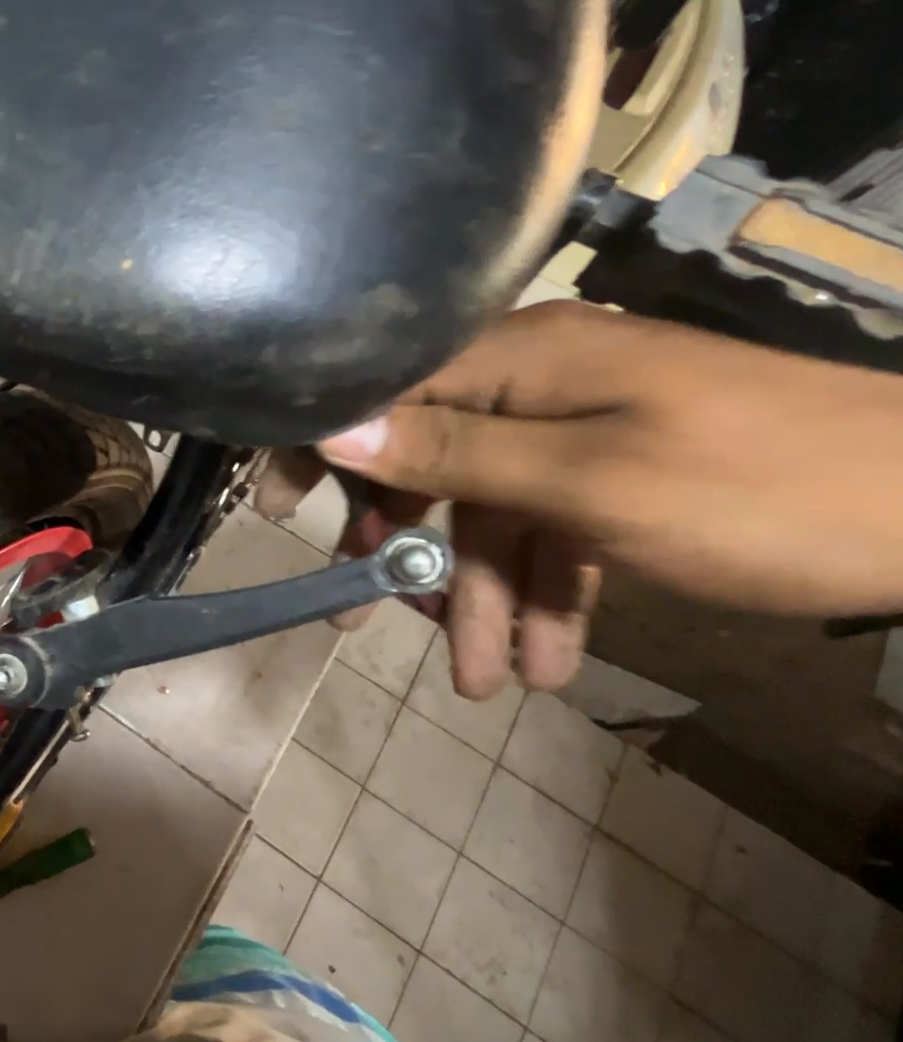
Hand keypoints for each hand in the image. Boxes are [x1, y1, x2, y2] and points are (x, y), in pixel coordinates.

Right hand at [308, 300, 902, 695]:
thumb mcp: (589, 481)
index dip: (319, 446)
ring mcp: (578, 431)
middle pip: (427, 462)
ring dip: (481, 596)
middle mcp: (535, 384)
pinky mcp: (619, 476)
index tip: (279, 511)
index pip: (381, 390)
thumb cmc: (761, 490)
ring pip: (491, 514)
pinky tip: (543, 662)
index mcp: (518, 361)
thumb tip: (333, 425)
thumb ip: (452, 452)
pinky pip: (550, 532)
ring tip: (481, 681)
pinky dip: (541, 594)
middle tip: (363, 616)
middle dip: (404, 548)